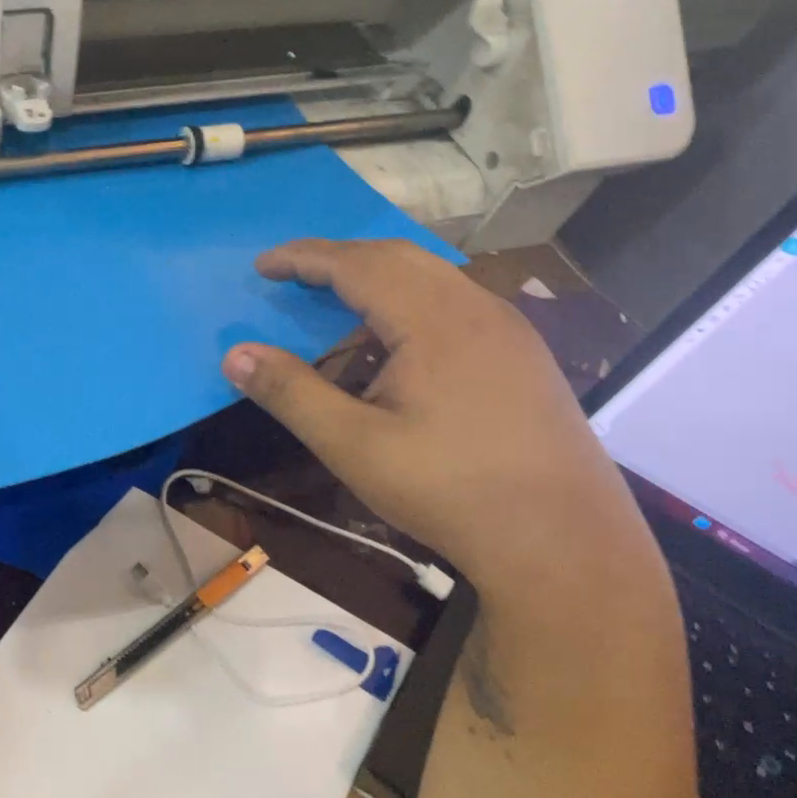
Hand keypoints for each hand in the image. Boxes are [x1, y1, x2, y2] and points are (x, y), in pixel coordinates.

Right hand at [221, 239, 641, 574]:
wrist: (562, 540)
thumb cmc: (449, 489)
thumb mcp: (354, 445)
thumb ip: (291, 393)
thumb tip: (234, 355)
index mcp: (435, 320)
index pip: (358, 265)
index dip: (305, 259)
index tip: (262, 265)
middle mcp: (477, 309)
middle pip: (399, 257)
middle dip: (339, 259)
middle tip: (293, 277)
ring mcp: (508, 330)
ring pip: (433, 278)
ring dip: (377, 279)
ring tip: (336, 306)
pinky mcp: (523, 357)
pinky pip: (455, 304)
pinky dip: (409, 303)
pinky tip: (395, 346)